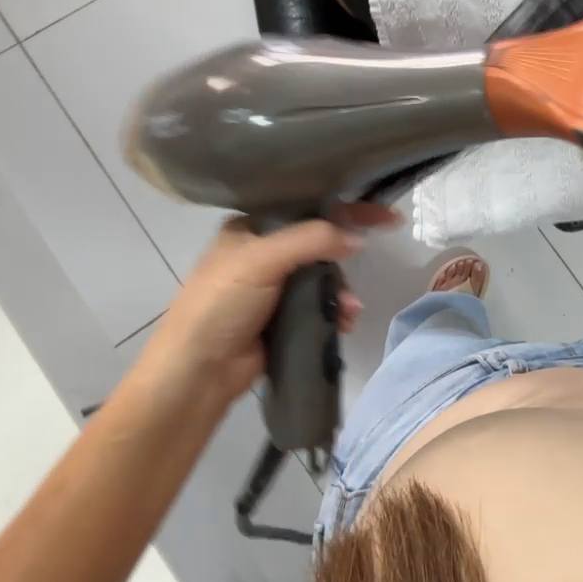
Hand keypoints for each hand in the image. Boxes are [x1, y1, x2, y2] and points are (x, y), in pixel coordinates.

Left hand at [134, 207, 393, 399]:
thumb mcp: (262, 259)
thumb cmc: (221, 305)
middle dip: (344, 256)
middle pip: (319, 243)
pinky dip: (335, 311)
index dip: (344, 209)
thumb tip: (358, 239)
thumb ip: (311, 240)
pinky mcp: (283, 319)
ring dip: (341, 290)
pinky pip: (320, 306)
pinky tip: (343, 322)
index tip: (384, 216)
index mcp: (250, 229)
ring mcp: (273, 288)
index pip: (305, 208)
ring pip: (323, 277)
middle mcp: (262, 253)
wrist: (198, 373)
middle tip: (372, 256)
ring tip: (349, 310)